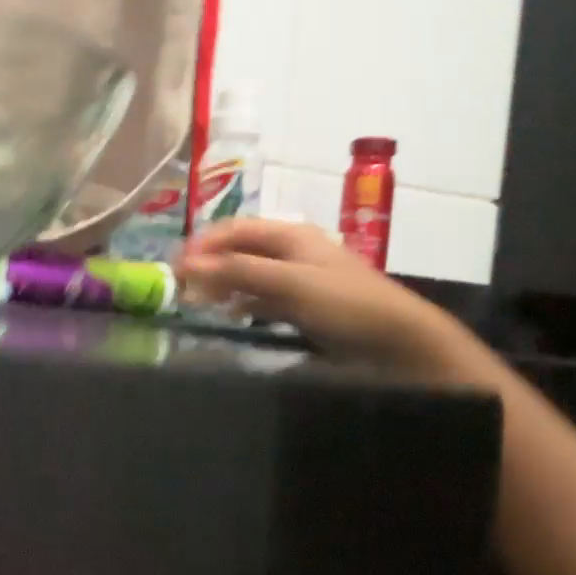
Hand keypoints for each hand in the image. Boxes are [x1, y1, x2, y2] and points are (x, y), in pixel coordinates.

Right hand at [178, 218, 478, 373]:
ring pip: (245, 275)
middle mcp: (290, 251)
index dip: (201, 245)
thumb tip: (185, 265)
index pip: (232, 230)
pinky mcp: (300, 305)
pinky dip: (239, 303)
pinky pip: (259, 298)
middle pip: (236, 251)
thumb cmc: (346, 305)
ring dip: (220, 285)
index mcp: (289, 235)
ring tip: (197, 303)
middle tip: (180, 288)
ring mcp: (295, 279)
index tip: (173, 268)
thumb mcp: (289, 284)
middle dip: (207, 265)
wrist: (401, 345)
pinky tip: (227, 314)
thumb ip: (237, 272)